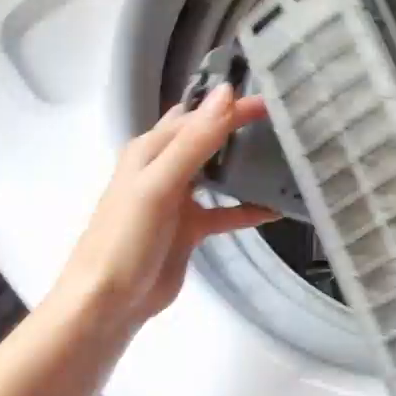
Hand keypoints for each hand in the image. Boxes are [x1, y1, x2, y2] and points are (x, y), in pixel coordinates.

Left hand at [50, 84, 278, 330]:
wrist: (109, 302)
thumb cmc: (127, 238)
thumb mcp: (161, 184)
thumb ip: (195, 141)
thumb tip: (227, 93)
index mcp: (150, 150)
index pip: (197, 116)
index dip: (232, 106)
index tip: (275, 101)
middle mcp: (164, 168)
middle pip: (208, 138)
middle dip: (240, 127)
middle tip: (286, 121)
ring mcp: (177, 199)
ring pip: (218, 173)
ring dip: (245, 165)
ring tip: (285, 156)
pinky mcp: (189, 228)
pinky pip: (226, 212)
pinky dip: (248, 209)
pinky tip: (275, 209)